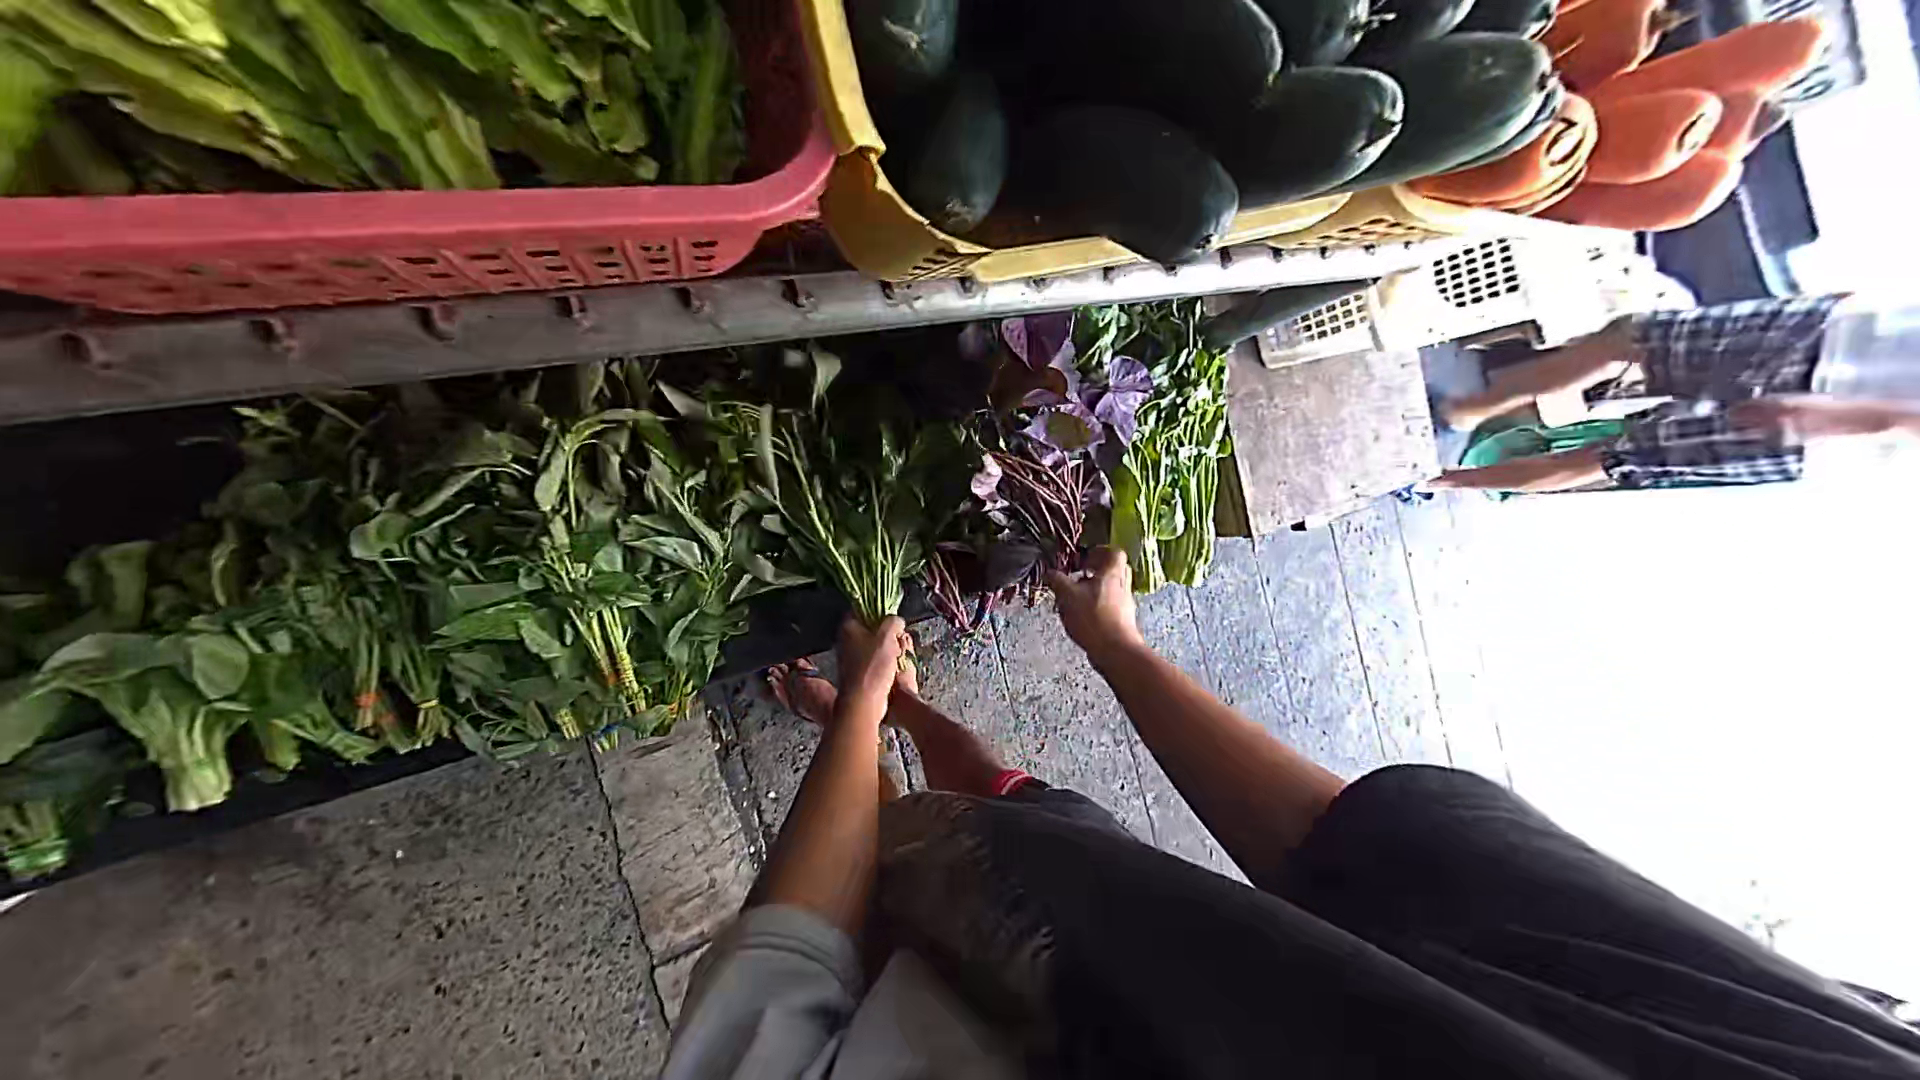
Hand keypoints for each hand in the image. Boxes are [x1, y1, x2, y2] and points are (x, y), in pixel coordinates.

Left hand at [836, 615, 909, 707]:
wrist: (864, 701)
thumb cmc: (873, 666)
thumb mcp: (887, 637)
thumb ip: (893, 622)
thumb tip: (896, 620)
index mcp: (848, 627)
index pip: (860, 609)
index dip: (877, 610)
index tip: (890, 616)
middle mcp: (845, 641)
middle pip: (868, 628)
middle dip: (885, 631)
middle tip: (898, 636)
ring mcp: (850, 658)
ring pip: (872, 645)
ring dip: (887, 647)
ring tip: (898, 652)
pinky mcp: (857, 673)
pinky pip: (873, 660)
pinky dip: (884, 661)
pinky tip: (893, 666)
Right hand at [1046, 546, 1146, 666]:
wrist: (1115, 650)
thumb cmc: (1094, 618)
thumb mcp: (1067, 595)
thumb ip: (1057, 581)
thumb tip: (1049, 573)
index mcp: (1112, 572)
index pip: (1113, 552)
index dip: (1098, 551)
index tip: (1083, 557)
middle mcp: (1122, 585)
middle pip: (1113, 569)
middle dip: (1095, 570)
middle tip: (1079, 574)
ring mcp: (1124, 603)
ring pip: (1111, 588)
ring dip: (1094, 589)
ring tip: (1076, 597)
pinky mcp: (1122, 619)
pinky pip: (1110, 605)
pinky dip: (1097, 605)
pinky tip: (1082, 615)